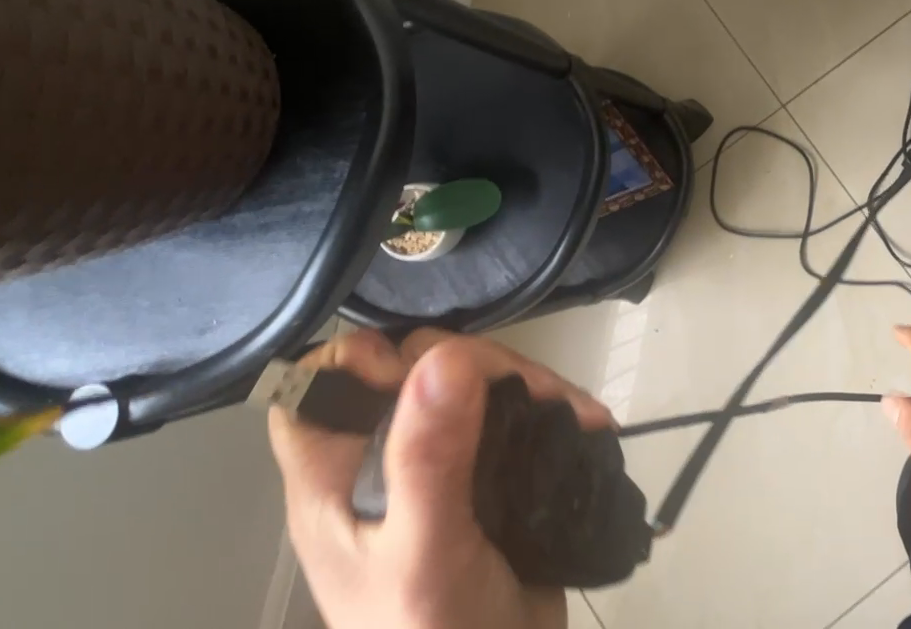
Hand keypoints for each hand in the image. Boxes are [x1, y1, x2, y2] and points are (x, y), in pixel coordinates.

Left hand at [268, 328, 612, 628]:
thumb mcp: (426, 552)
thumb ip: (429, 459)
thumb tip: (445, 357)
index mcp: (336, 478)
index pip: (321, 386)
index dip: (366, 360)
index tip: (430, 372)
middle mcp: (382, 462)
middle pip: (416, 369)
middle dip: (481, 366)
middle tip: (536, 392)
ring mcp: (443, 465)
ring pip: (475, 384)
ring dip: (532, 385)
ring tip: (578, 413)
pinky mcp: (495, 472)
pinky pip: (518, 412)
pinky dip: (556, 407)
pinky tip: (588, 422)